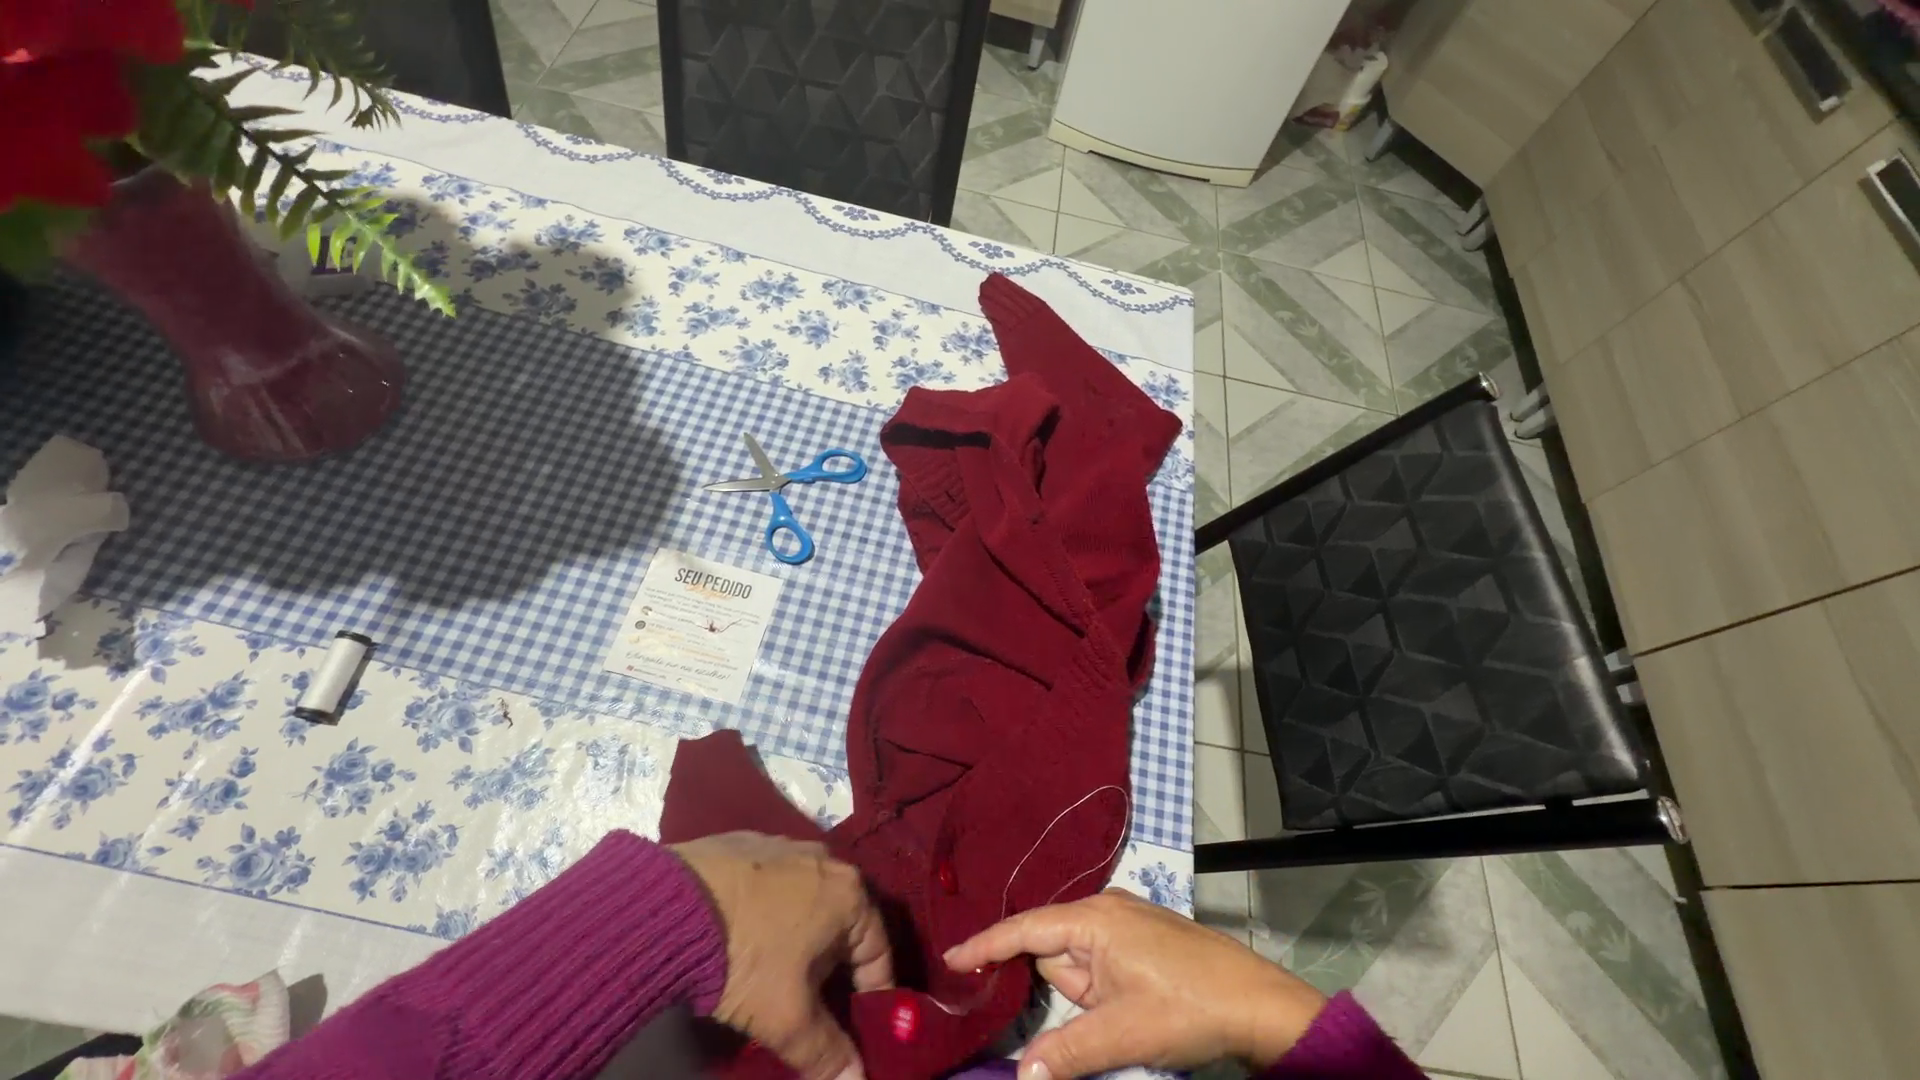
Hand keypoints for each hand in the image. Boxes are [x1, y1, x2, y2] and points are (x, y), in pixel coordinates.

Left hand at [672, 832, 893, 1079]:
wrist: (669, 905)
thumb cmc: (745, 958)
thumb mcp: (787, 1018)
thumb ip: (827, 1054)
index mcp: (849, 893)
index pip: (878, 952)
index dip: (872, 996)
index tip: (860, 1026)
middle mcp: (824, 860)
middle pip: (841, 924)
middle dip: (832, 967)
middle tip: (814, 1006)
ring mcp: (783, 845)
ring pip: (805, 901)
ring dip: (799, 936)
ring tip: (774, 974)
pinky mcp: (745, 842)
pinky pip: (770, 884)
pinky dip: (767, 911)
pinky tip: (742, 936)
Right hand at [944, 889, 1327, 1079]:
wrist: (1256, 1002)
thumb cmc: (1184, 1007)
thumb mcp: (1121, 1035)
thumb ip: (1065, 1053)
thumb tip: (1022, 1075)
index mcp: (1093, 919)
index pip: (1024, 930)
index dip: (985, 945)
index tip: (950, 959)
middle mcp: (1104, 908)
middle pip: (1054, 949)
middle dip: (1062, 990)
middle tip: (1093, 1018)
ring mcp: (1126, 919)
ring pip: (1079, 960)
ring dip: (1086, 994)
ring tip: (1123, 1017)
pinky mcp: (1142, 935)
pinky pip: (1100, 959)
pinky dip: (1099, 986)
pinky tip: (1123, 1008)